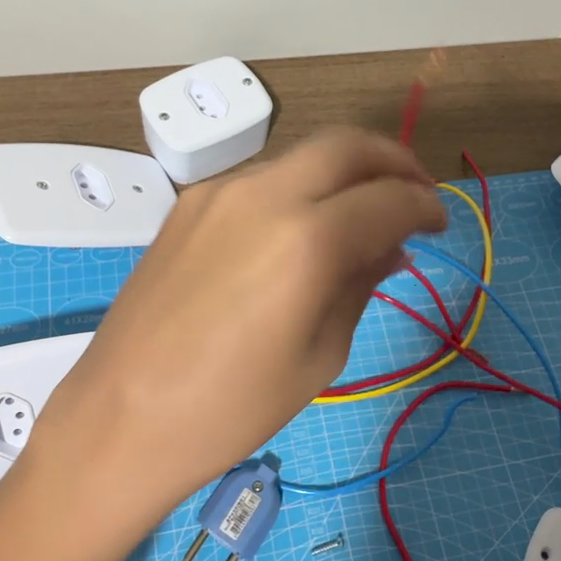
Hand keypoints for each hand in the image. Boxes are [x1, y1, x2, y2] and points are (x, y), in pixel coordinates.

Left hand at [22, 127, 447, 515]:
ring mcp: (219, 192)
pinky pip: (262, 180)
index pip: (389, 198)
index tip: (440, 224)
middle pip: (347, 144)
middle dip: (393, 160)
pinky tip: (306, 228)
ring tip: (364, 213)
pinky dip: (301, 188)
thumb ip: (359, 284)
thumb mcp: (319, 355)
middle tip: (415, 193)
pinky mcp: (189, 204)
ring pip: (302, 156)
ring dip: (344, 171)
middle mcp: (264, 195)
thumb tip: (388, 247)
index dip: (425, 205)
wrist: (121, 416)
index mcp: (307, 239)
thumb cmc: (231, 408)